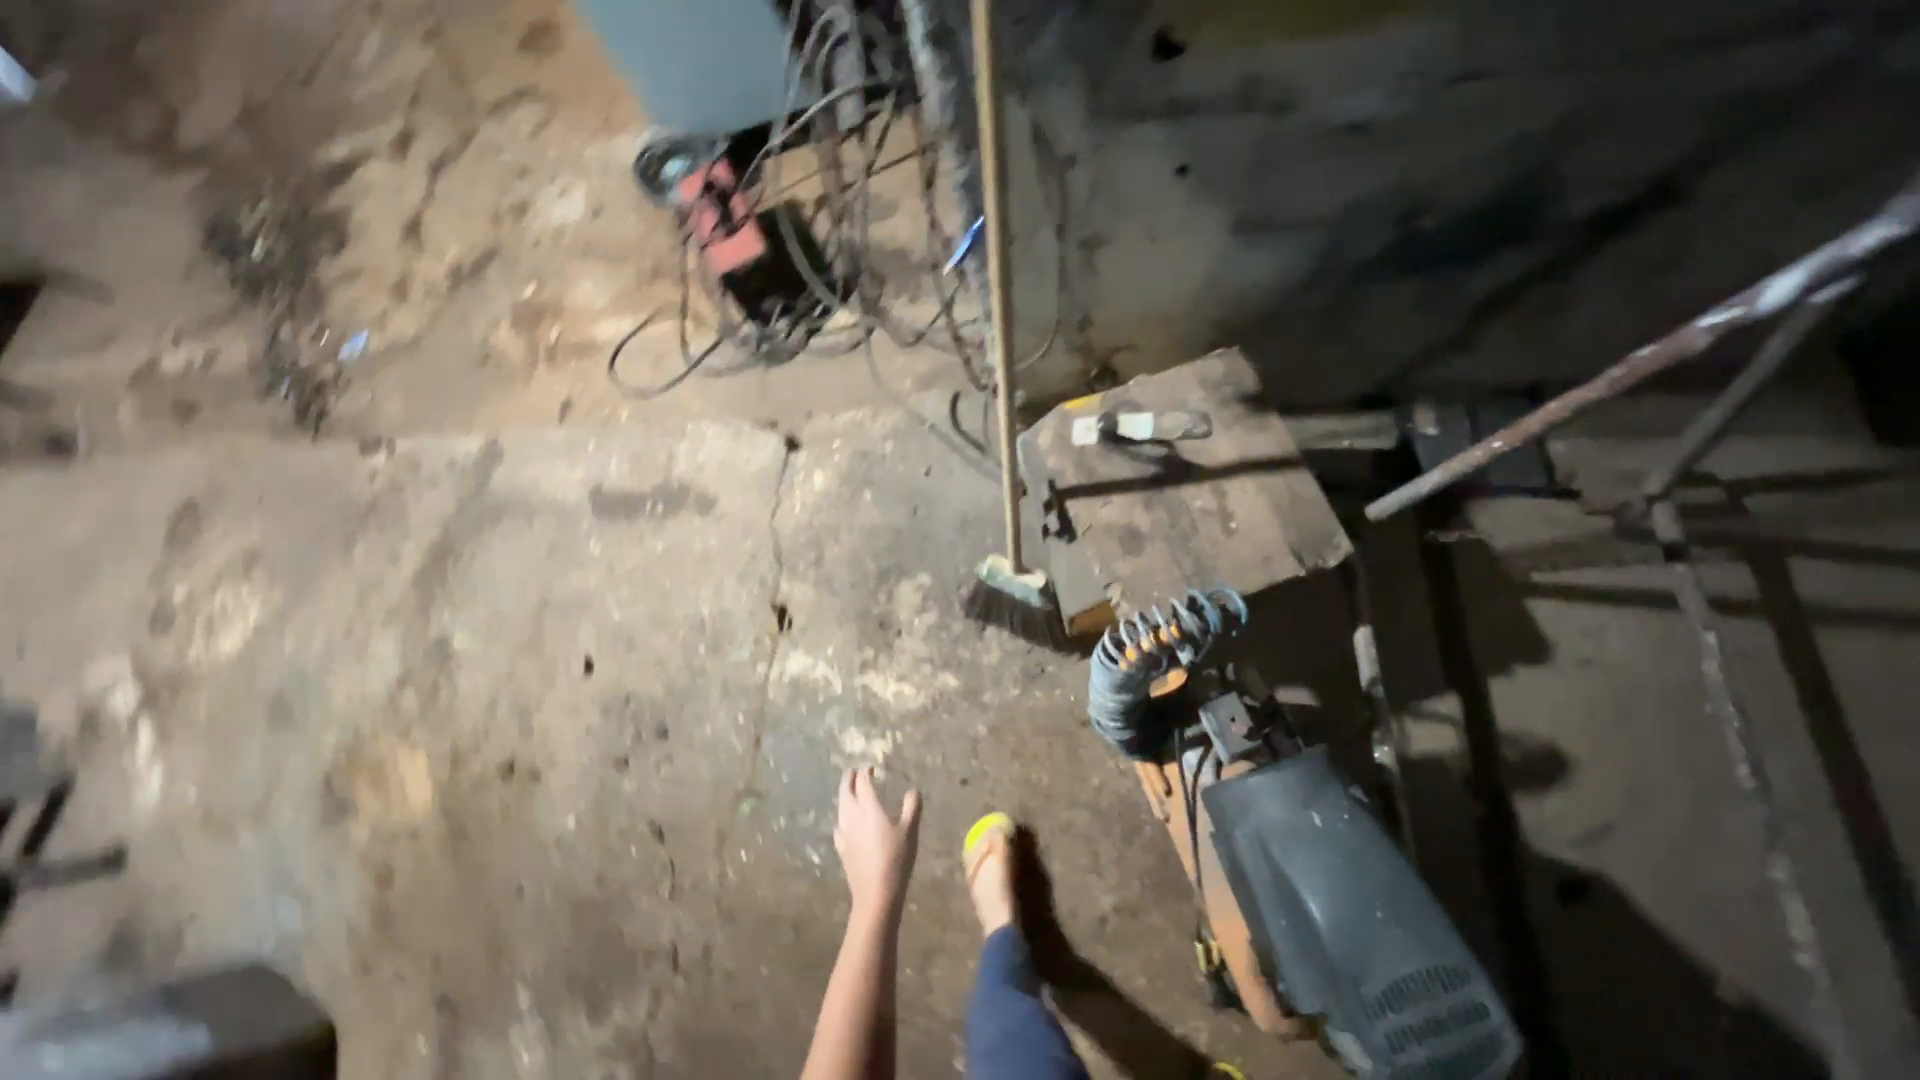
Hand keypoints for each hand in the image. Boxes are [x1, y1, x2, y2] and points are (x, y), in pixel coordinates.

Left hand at [833, 767, 921, 918]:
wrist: (875, 892)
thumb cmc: (896, 859)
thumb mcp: (910, 831)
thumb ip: (912, 807)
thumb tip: (913, 790)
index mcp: (869, 807)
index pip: (862, 782)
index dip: (865, 772)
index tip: (871, 768)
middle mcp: (852, 815)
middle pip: (845, 790)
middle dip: (848, 778)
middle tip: (853, 772)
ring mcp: (844, 831)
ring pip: (840, 806)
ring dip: (844, 795)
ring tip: (850, 792)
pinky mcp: (841, 847)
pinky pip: (839, 824)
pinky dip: (842, 816)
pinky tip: (846, 822)